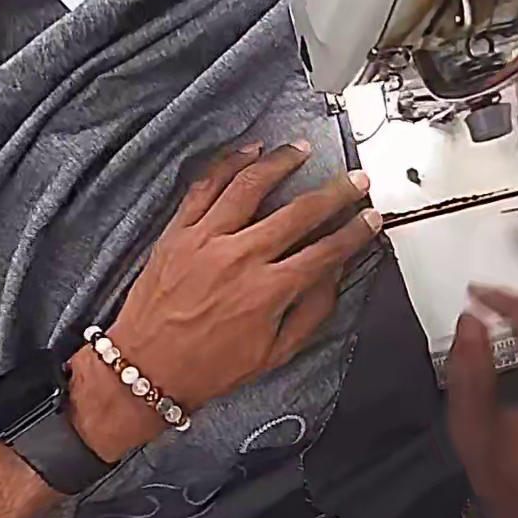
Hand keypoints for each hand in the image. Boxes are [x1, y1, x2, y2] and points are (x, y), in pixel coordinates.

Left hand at [66, 141, 380, 460]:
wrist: (147, 368)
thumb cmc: (208, 366)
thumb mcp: (273, 353)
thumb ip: (311, 312)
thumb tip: (336, 276)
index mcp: (267, 291)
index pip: (326, 250)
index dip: (355, 232)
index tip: (370, 218)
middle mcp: (239, 258)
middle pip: (299, 212)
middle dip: (335, 192)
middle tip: (354, 180)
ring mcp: (205, 239)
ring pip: (251, 184)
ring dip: (282, 162)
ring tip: (302, 149)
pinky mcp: (178, 231)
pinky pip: (205, 185)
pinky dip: (229, 163)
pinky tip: (249, 151)